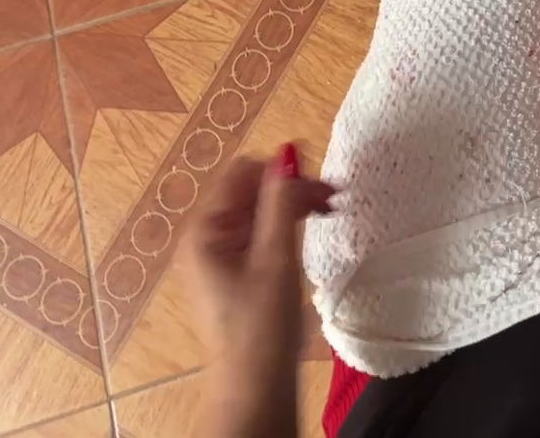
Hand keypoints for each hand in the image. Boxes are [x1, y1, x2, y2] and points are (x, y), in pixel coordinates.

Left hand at [179, 144, 334, 367]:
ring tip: (330, 209)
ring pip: (262, 206)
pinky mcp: (238, 267)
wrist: (255, 390)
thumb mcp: (276, 257)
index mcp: (205, 230)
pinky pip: (263, 228)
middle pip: (253, 188)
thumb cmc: (262, 326)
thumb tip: (288, 150)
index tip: (321, 181)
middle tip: (333, 198)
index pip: (243, 173)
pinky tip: (312, 225)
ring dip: (294, 202)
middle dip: (292, 187)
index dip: (281, 170)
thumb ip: (282, 201)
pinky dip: (288, 222)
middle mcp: (208, 235)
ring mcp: (222, 251)